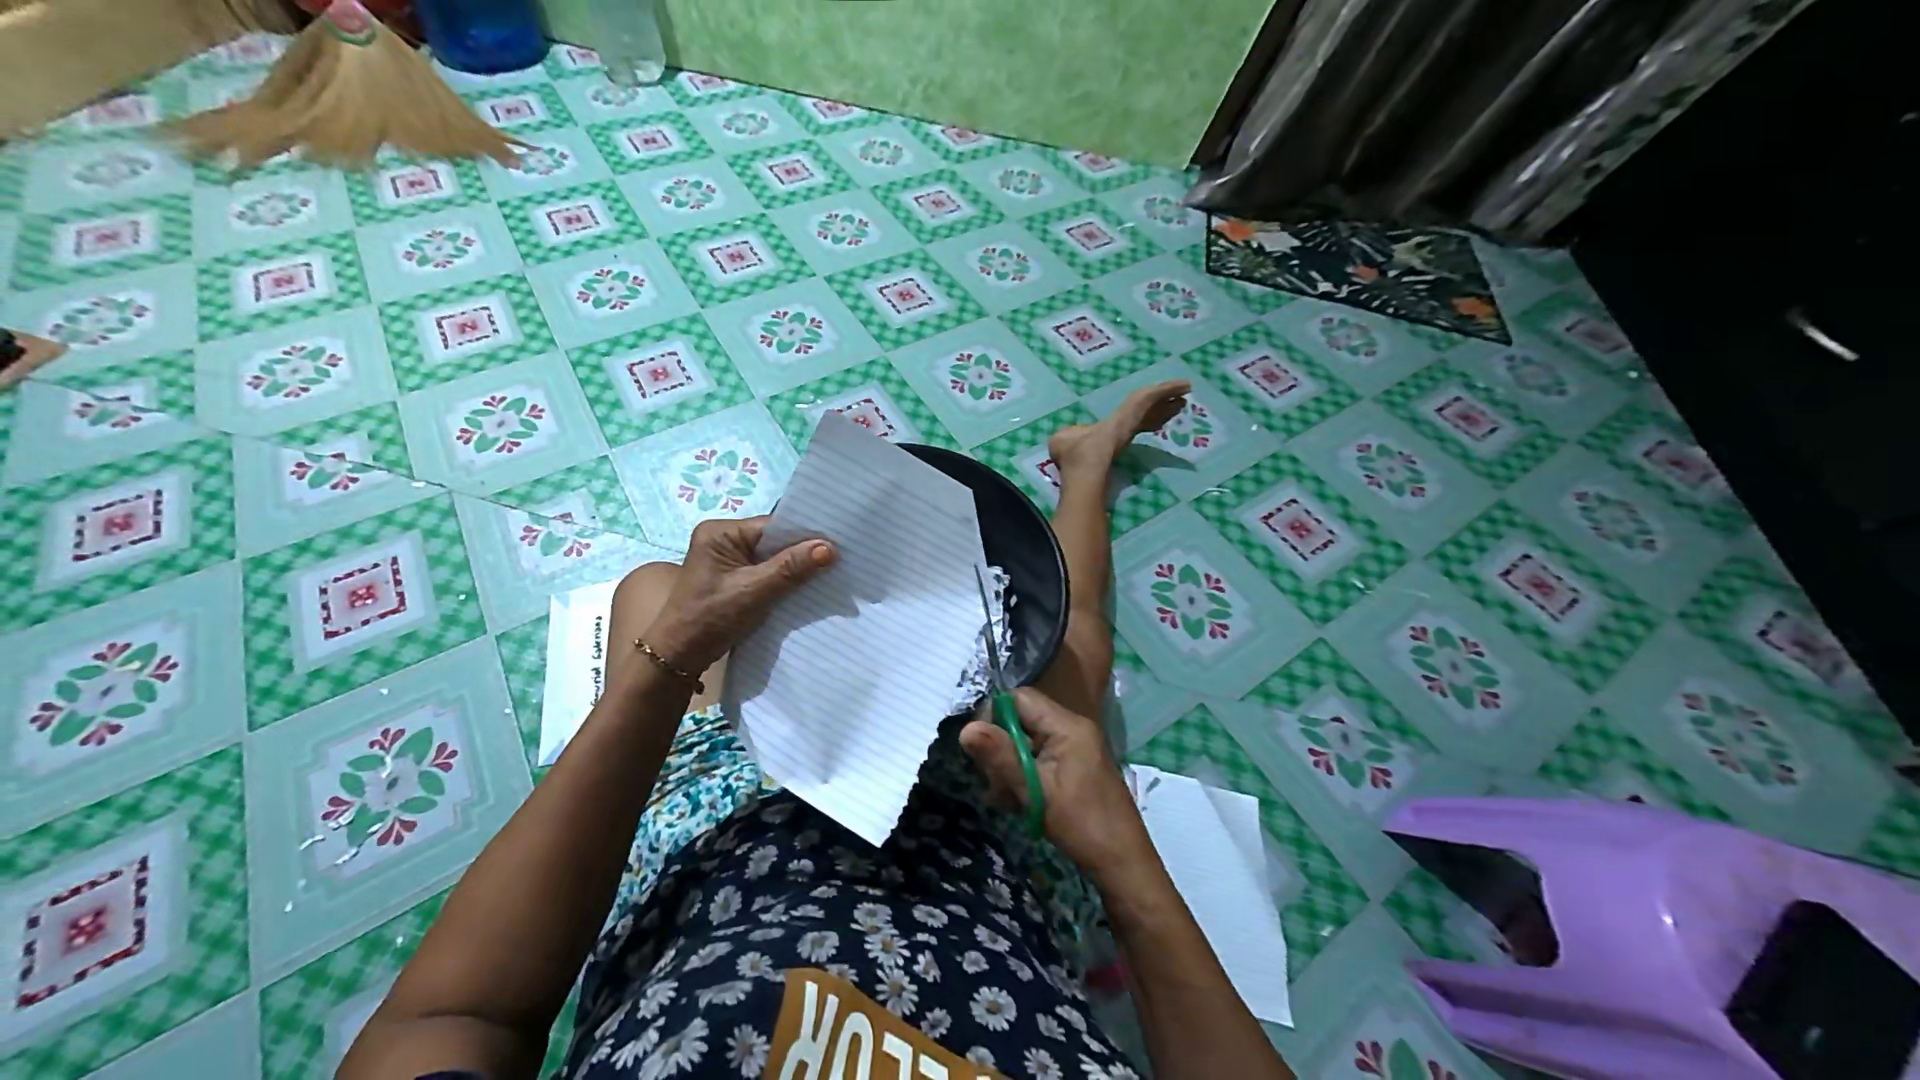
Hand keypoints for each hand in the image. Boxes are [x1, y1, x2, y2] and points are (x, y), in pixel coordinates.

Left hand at [642, 516, 835, 674]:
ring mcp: (729, 560)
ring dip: (797, 567)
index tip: (838, 544)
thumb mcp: (754, 591)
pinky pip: (768, 572)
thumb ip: (791, 568)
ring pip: (774, 557)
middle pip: (775, 540)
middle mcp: (724, 539)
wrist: (679, 657)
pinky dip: (786, 580)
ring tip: (830, 572)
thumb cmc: (710, 618)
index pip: (773, 526)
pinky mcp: (735, 579)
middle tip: (841, 558)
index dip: (804, 535)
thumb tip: (830, 548)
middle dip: (803, 551)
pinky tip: (808, 586)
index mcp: (720, 532)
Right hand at [960, 687, 1155, 883]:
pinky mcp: (1074, 765)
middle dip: (1001, 749)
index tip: (982, 750)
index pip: (1019, 698)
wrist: (1123, 862)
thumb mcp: (1036, 791)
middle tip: (997, 784)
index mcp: (1067, 725)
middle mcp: (1072, 727)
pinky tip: (1022, 803)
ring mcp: (1075, 746)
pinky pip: (1039, 758)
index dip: (994, 716)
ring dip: (1010, 767)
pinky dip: (1025, 776)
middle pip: (1021, 720)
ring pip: (1026, 741)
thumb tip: (966, 728)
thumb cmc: (1081, 825)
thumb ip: (1001, 758)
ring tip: (1009, 800)